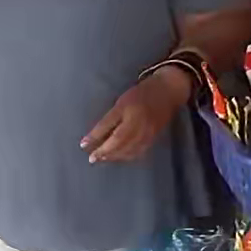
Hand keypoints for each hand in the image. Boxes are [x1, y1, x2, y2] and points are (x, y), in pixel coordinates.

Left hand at [80, 65, 194, 162]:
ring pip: (128, 151)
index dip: (96, 139)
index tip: (83, 145)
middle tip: (92, 158)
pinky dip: (126, 156)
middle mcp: (140, 128)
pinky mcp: (152, 139)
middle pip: (120, 145)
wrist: (167, 92)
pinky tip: (118, 157)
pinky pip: (138, 152)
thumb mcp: (121, 104)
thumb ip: (108, 121)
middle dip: (105, 153)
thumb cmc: (140, 95)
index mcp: (131, 117)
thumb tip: (92, 136)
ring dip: (114, 157)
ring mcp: (147, 135)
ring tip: (102, 158)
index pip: (110, 132)